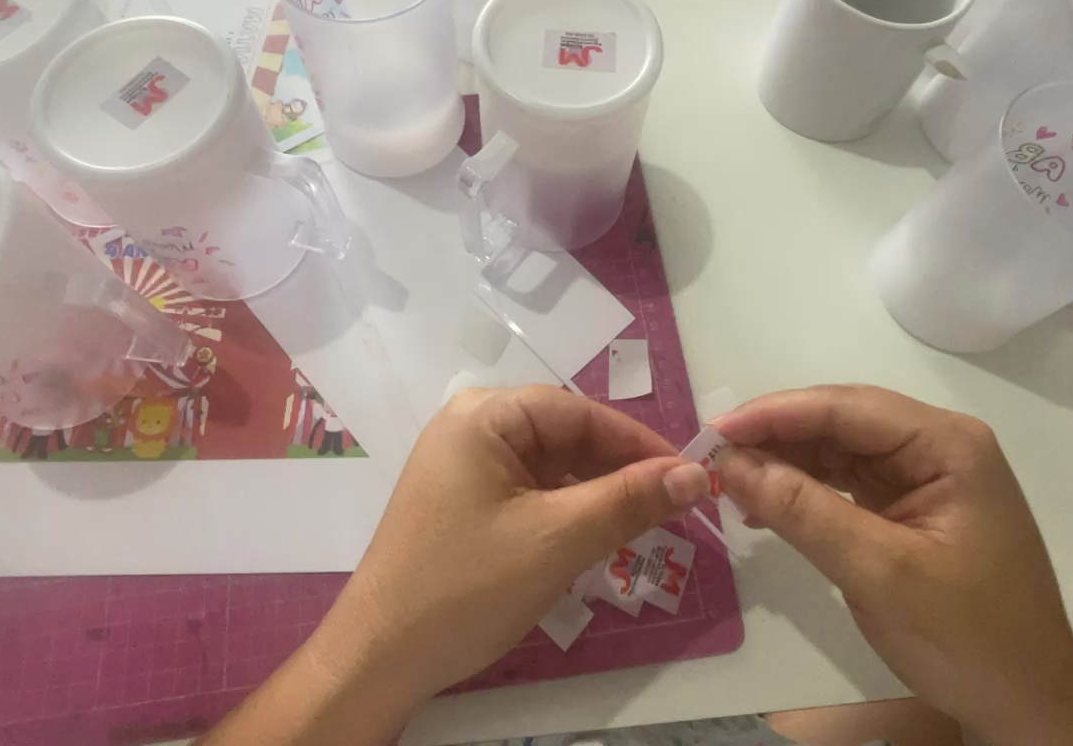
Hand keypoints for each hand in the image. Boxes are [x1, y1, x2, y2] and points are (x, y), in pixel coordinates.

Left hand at [208, 384, 709, 743]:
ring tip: (644, 524)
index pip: (577, 412)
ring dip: (596, 494)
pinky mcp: (466, 501)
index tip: (687, 473)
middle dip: (618, 470)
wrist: (379, 659)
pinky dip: (567, 511)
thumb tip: (693, 474)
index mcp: (483, 415)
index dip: (636, 441)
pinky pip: (531, 492)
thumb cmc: (466, 586)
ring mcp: (465, 466)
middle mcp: (472, 428)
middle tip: (674, 505)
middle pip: (564, 437)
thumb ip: (627, 501)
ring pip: (551, 467)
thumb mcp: (556, 540)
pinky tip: (597, 537)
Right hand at [712, 386, 1072, 745]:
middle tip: (713, 456)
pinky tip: (763, 506)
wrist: (1029, 711)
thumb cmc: (969, 638)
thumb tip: (728, 463)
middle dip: (774, 437)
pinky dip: (800, 490)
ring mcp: (920, 474)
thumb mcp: (879, 572)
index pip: (845, 408)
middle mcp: (933, 445)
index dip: (775, 414)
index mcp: (945, 444)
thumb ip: (803, 510)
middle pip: (837, 421)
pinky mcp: (905, 503)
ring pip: (833, 448)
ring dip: (781, 463)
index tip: (716, 430)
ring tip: (728, 482)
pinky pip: (841, 479)